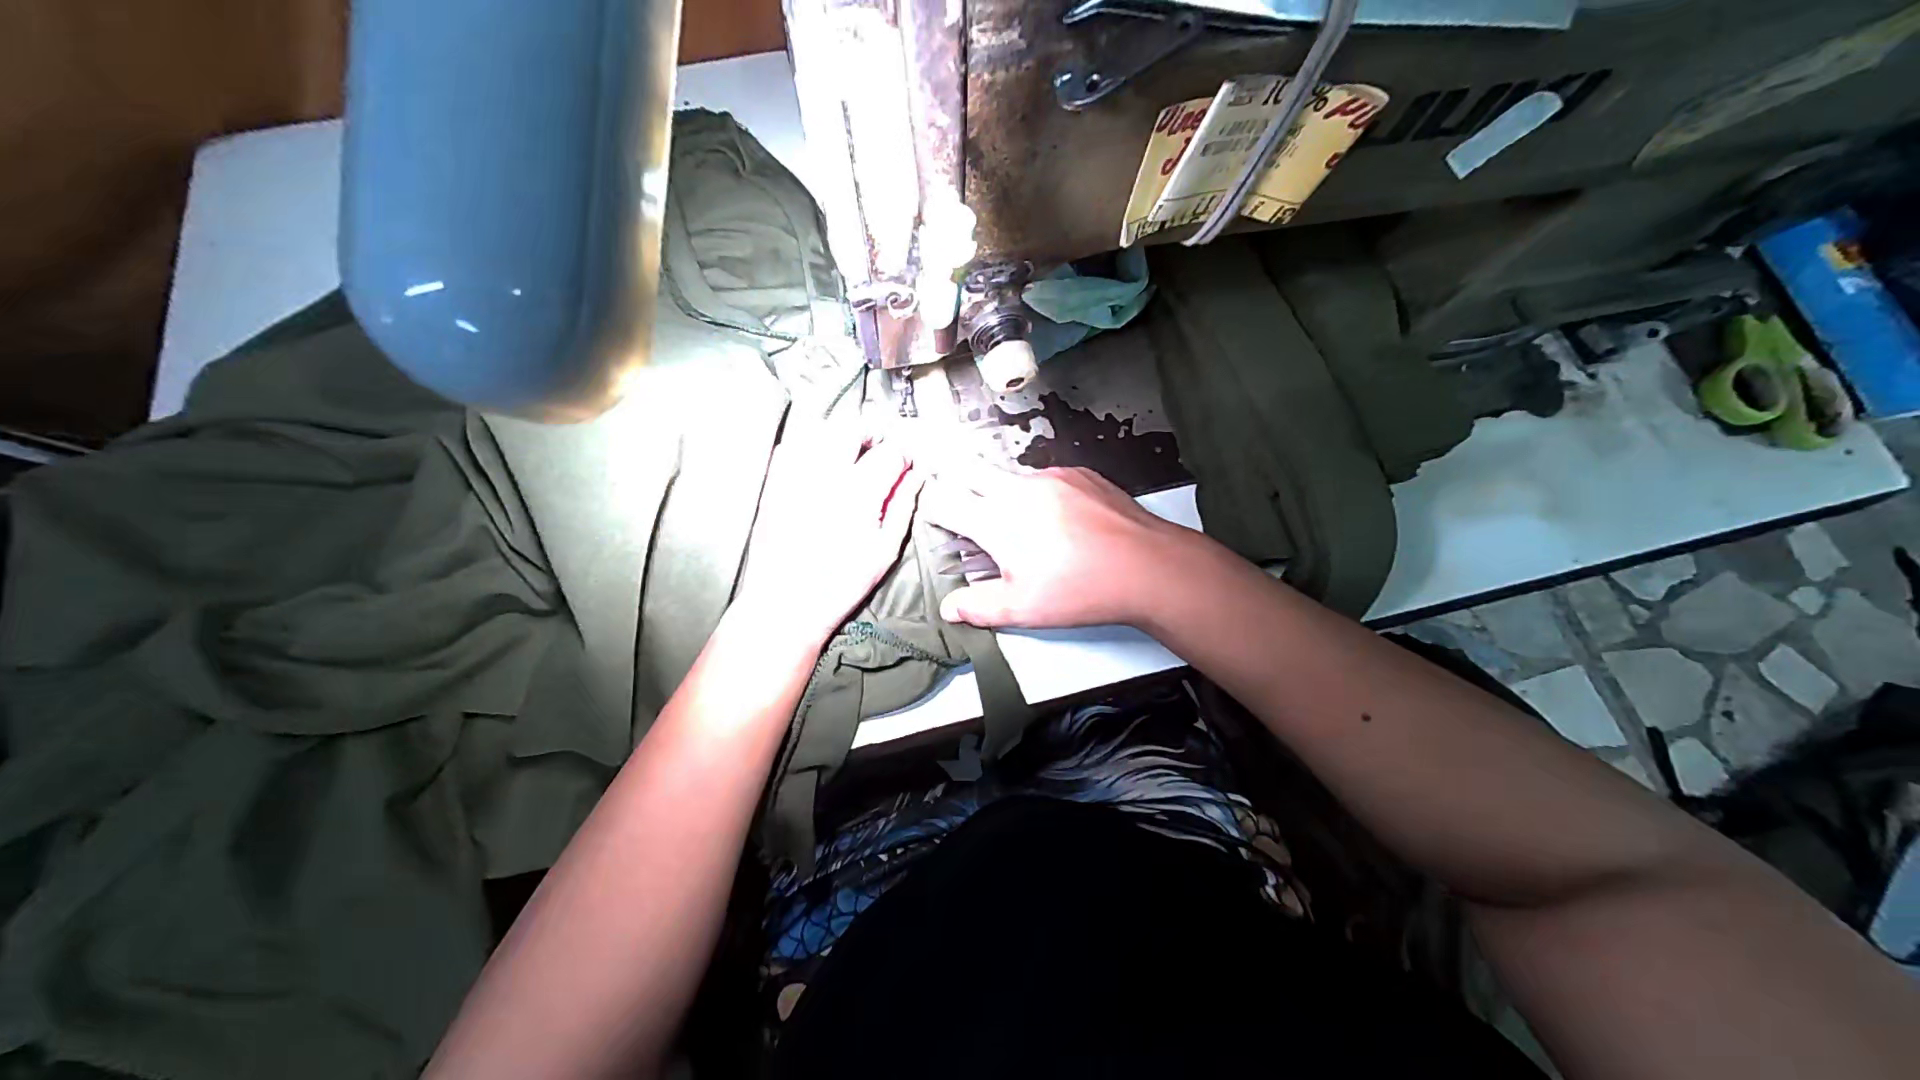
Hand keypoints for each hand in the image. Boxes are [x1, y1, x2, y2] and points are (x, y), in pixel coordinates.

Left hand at [733, 421, 921, 645]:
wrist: (784, 602)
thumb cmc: (839, 583)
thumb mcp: (884, 549)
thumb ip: (903, 504)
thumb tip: (915, 475)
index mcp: (858, 492)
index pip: (890, 450)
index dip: (905, 453)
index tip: (907, 463)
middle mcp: (824, 474)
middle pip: (853, 426)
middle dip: (872, 433)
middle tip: (880, 452)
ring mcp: (793, 474)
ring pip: (820, 428)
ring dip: (841, 435)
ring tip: (850, 456)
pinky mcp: (772, 481)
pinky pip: (792, 444)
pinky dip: (810, 446)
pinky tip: (819, 466)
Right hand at [919, 462, 1211, 629]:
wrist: (1149, 566)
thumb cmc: (1086, 589)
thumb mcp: (1025, 608)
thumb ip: (979, 606)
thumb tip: (951, 607)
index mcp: (999, 521)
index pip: (945, 501)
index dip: (933, 508)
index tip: (934, 516)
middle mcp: (1021, 488)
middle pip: (969, 470)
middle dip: (955, 482)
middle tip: (954, 497)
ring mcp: (1052, 476)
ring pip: (1009, 474)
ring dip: (1000, 491)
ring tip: (1016, 524)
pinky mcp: (1079, 473)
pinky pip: (1044, 477)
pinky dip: (1036, 493)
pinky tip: (1052, 520)